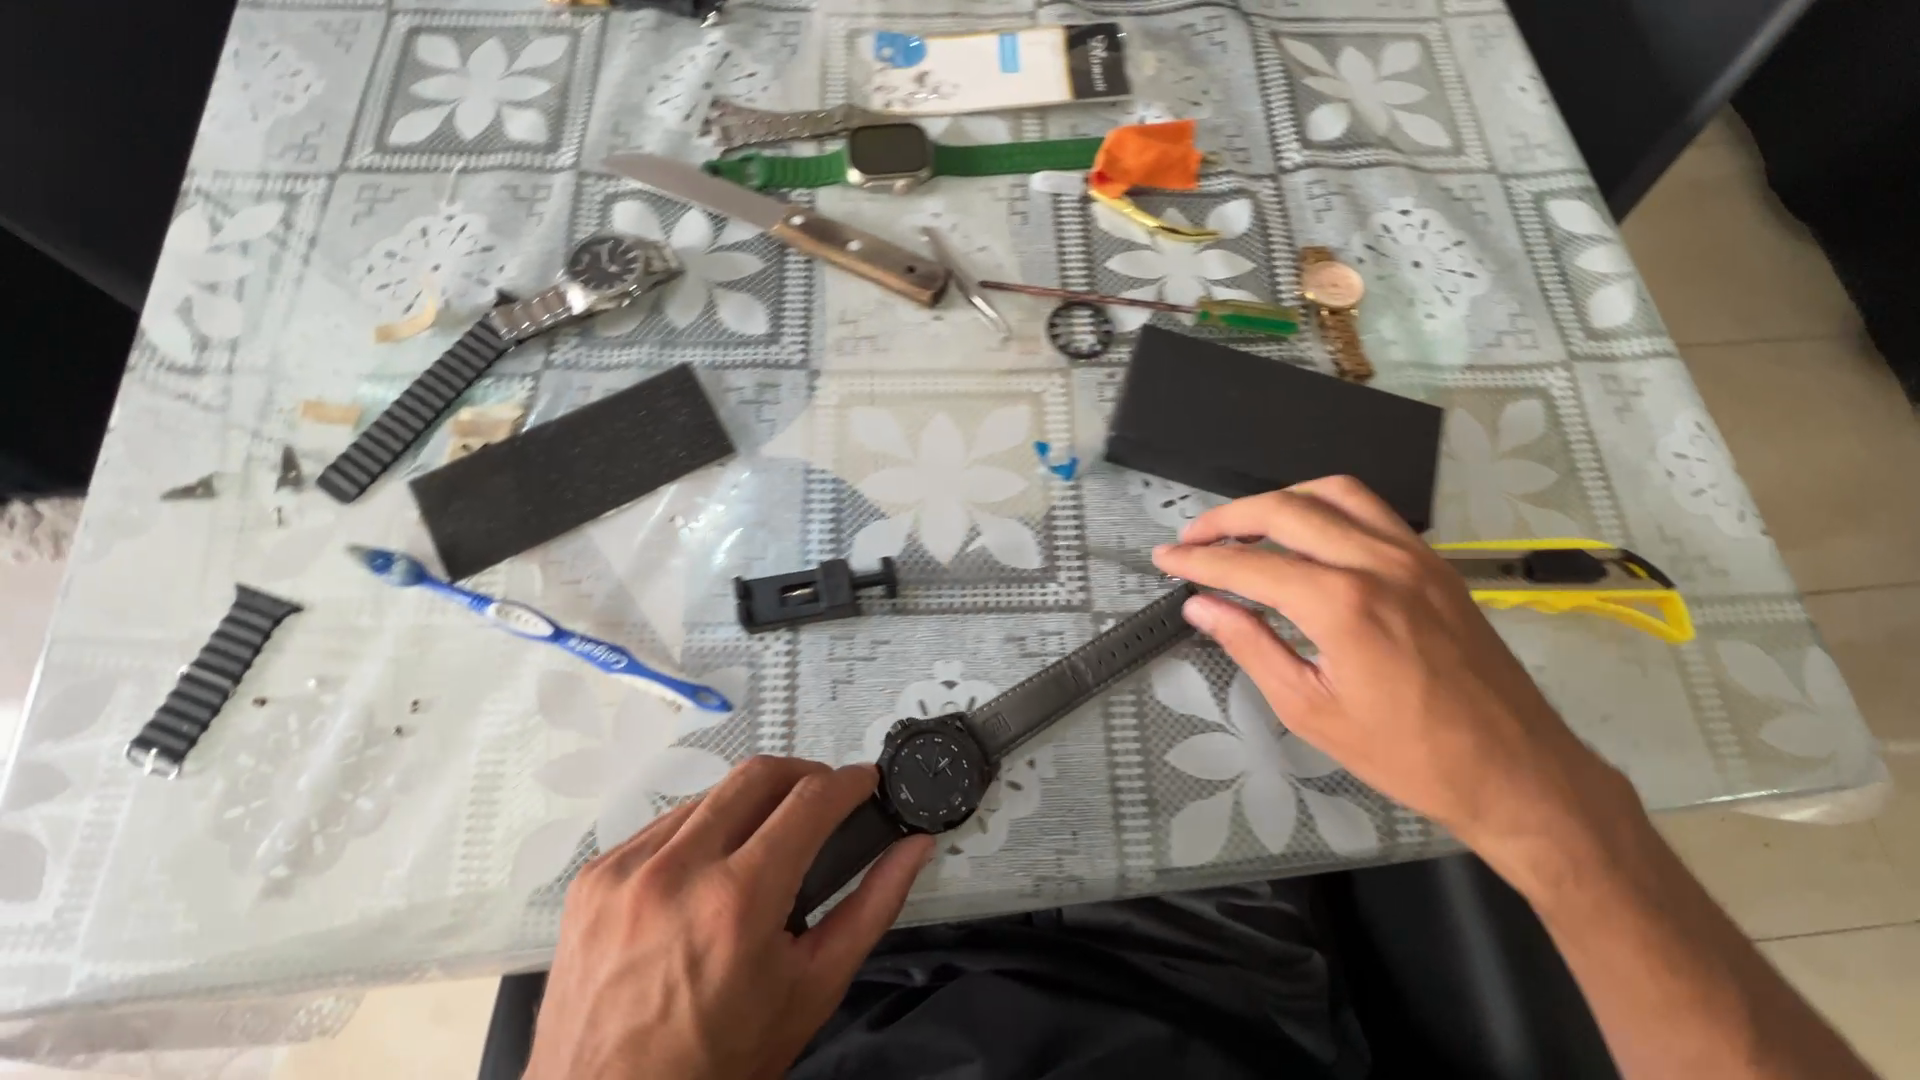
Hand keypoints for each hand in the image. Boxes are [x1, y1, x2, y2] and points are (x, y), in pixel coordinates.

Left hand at [525, 757, 935, 1079]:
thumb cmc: (720, 1057)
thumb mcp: (812, 988)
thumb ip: (872, 907)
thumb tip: (913, 848)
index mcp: (737, 902)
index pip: (809, 800)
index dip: (849, 781)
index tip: (866, 782)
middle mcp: (676, 871)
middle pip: (757, 774)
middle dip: (805, 774)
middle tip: (826, 799)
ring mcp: (627, 868)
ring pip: (710, 794)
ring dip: (752, 803)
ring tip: (768, 842)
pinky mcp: (595, 875)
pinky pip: (663, 825)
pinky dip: (702, 830)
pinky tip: (712, 867)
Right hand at [1152, 477, 1631, 868]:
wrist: (1514, 770)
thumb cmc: (1406, 754)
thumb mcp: (1310, 709)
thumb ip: (1250, 645)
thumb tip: (1202, 607)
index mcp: (1341, 604)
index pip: (1249, 565)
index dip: (1198, 561)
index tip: (1165, 560)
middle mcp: (1377, 563)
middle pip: (1286, 509)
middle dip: (1228, 519)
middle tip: (1192, 540)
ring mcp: (1413, 556)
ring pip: (1333, 493)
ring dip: (1279, 500)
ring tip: (1245, 528)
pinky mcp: (1434, 563)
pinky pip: (1371, 510)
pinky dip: (1326, 507)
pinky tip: (1307, 535)